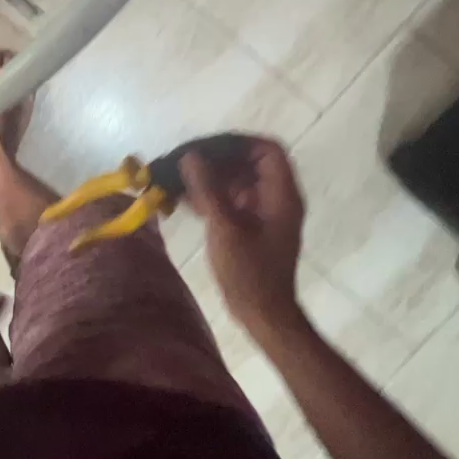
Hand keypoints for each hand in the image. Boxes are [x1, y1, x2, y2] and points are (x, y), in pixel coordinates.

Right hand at [180, 135, 307, 337]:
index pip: (267, 150)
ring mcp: (263, 213)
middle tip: (185, 161)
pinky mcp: (250, 226)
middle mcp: (276, 198)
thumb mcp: (225, 226)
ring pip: (236, 180)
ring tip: (177, 179)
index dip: (240, 143)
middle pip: (248, 162)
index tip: (208, 147)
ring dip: (208, 177)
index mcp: (280, 195)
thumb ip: (207, 188)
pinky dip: (209, 195)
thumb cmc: (249, 272)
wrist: (262, 315)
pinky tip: (182, 200)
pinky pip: (230, 199)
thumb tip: (189, 155)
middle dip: (216, 159)